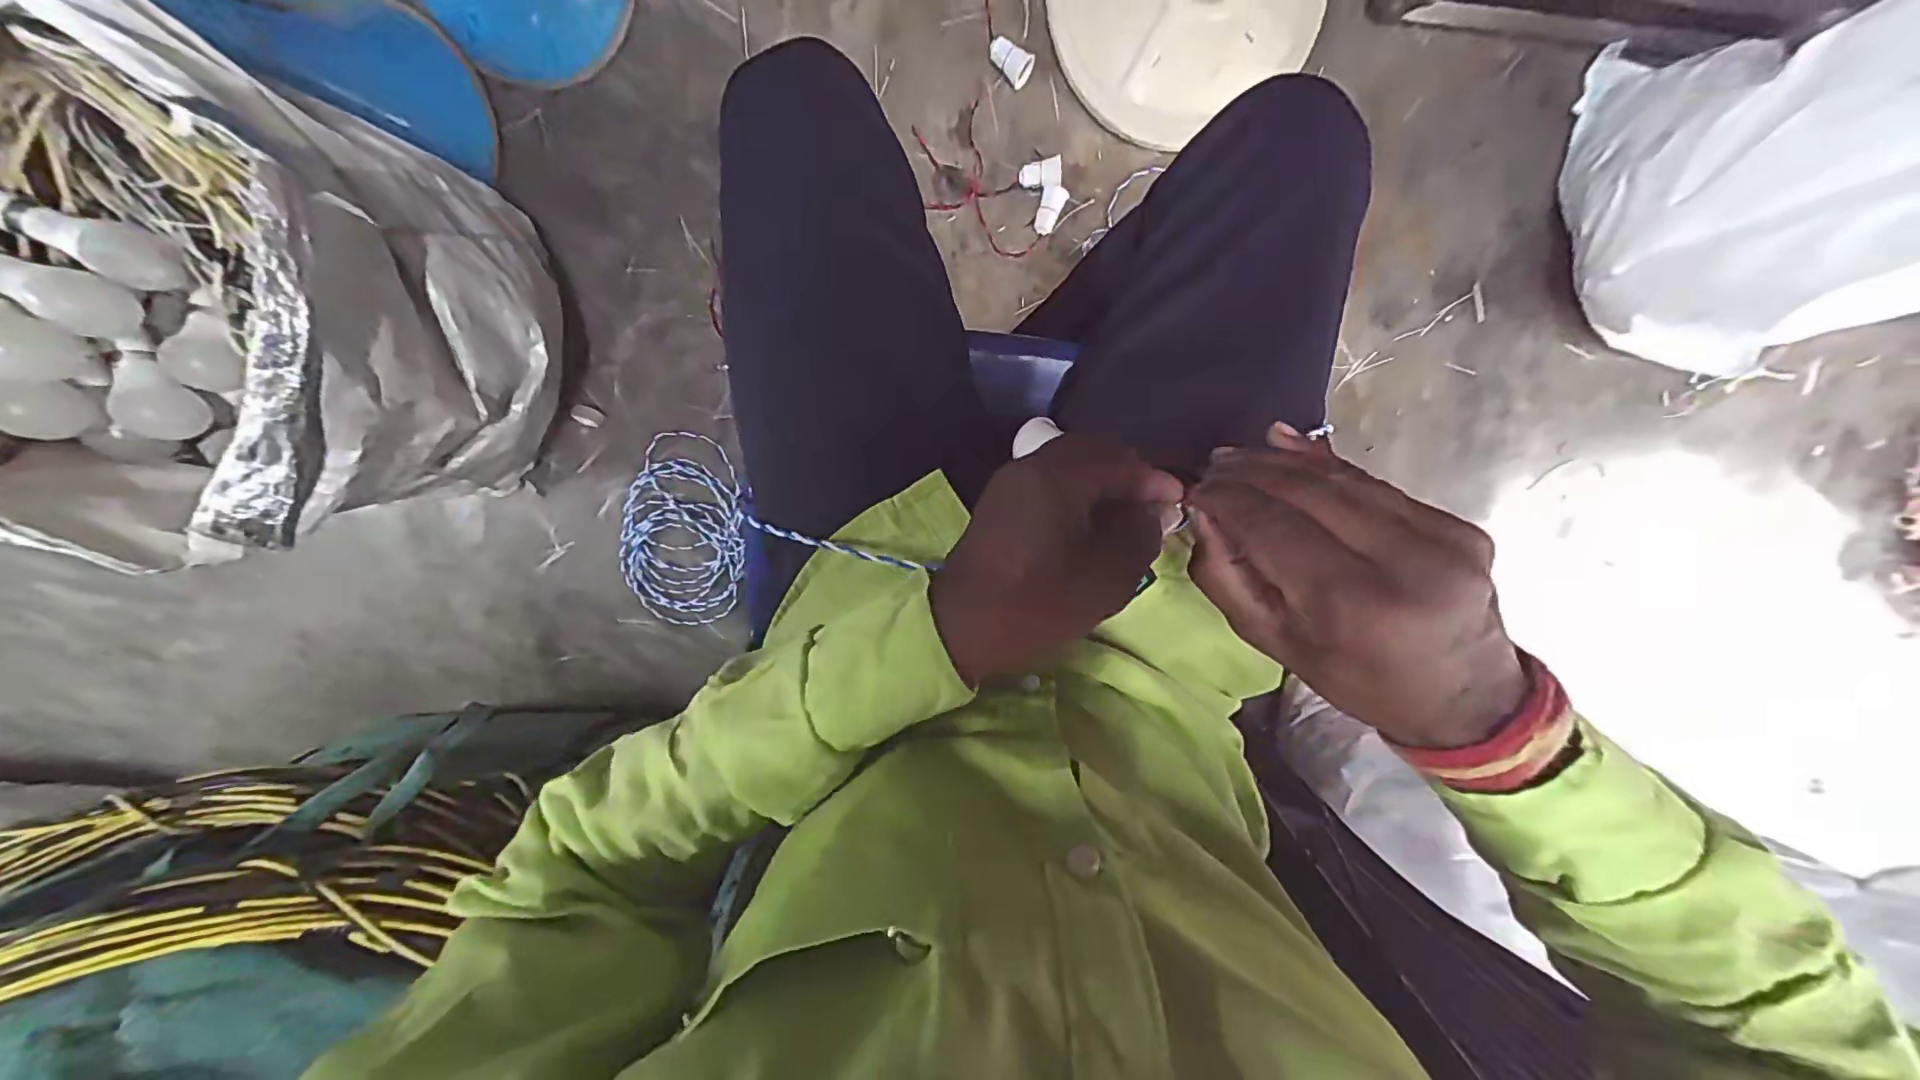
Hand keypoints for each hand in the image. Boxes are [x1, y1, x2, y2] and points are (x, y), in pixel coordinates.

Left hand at [931, 434, 1182, 684]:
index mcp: (1056, 478)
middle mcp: (1030, 467)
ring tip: (1124, 514)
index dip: (1154, 479)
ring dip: (1101, 480)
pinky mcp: (1000, 501)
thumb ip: (1138, 535)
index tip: (1178, 503)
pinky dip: (1076, 489)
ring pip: (1068, 463)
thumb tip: (1149, 510)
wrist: (961, 626)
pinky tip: (1089, 520)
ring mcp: (1010, 482)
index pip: (1119, 461)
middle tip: (1152, 504)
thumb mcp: (1104, 578)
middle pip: (1091, 451)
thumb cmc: (1036, 605)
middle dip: (1128, 472)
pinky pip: (1048, 479)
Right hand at [1189, 425, 1524, 747]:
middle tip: (1212, 465)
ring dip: (1283, 461)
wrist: (1461, 697)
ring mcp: (1441, 538)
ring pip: (1342, 479)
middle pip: (1308, 493)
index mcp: (1351, 604)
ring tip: (1240, 454)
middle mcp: (1404, 562)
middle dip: (1250, 473)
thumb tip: (1203, 514)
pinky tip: (1288, 447)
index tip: (1195, 489)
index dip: (1227, 500)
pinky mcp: (1458, 524)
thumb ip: (1226, 576)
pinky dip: (1325, 464)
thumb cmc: (1353, 678)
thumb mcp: (1272, 641)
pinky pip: (1374, 485)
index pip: (1273, 526)